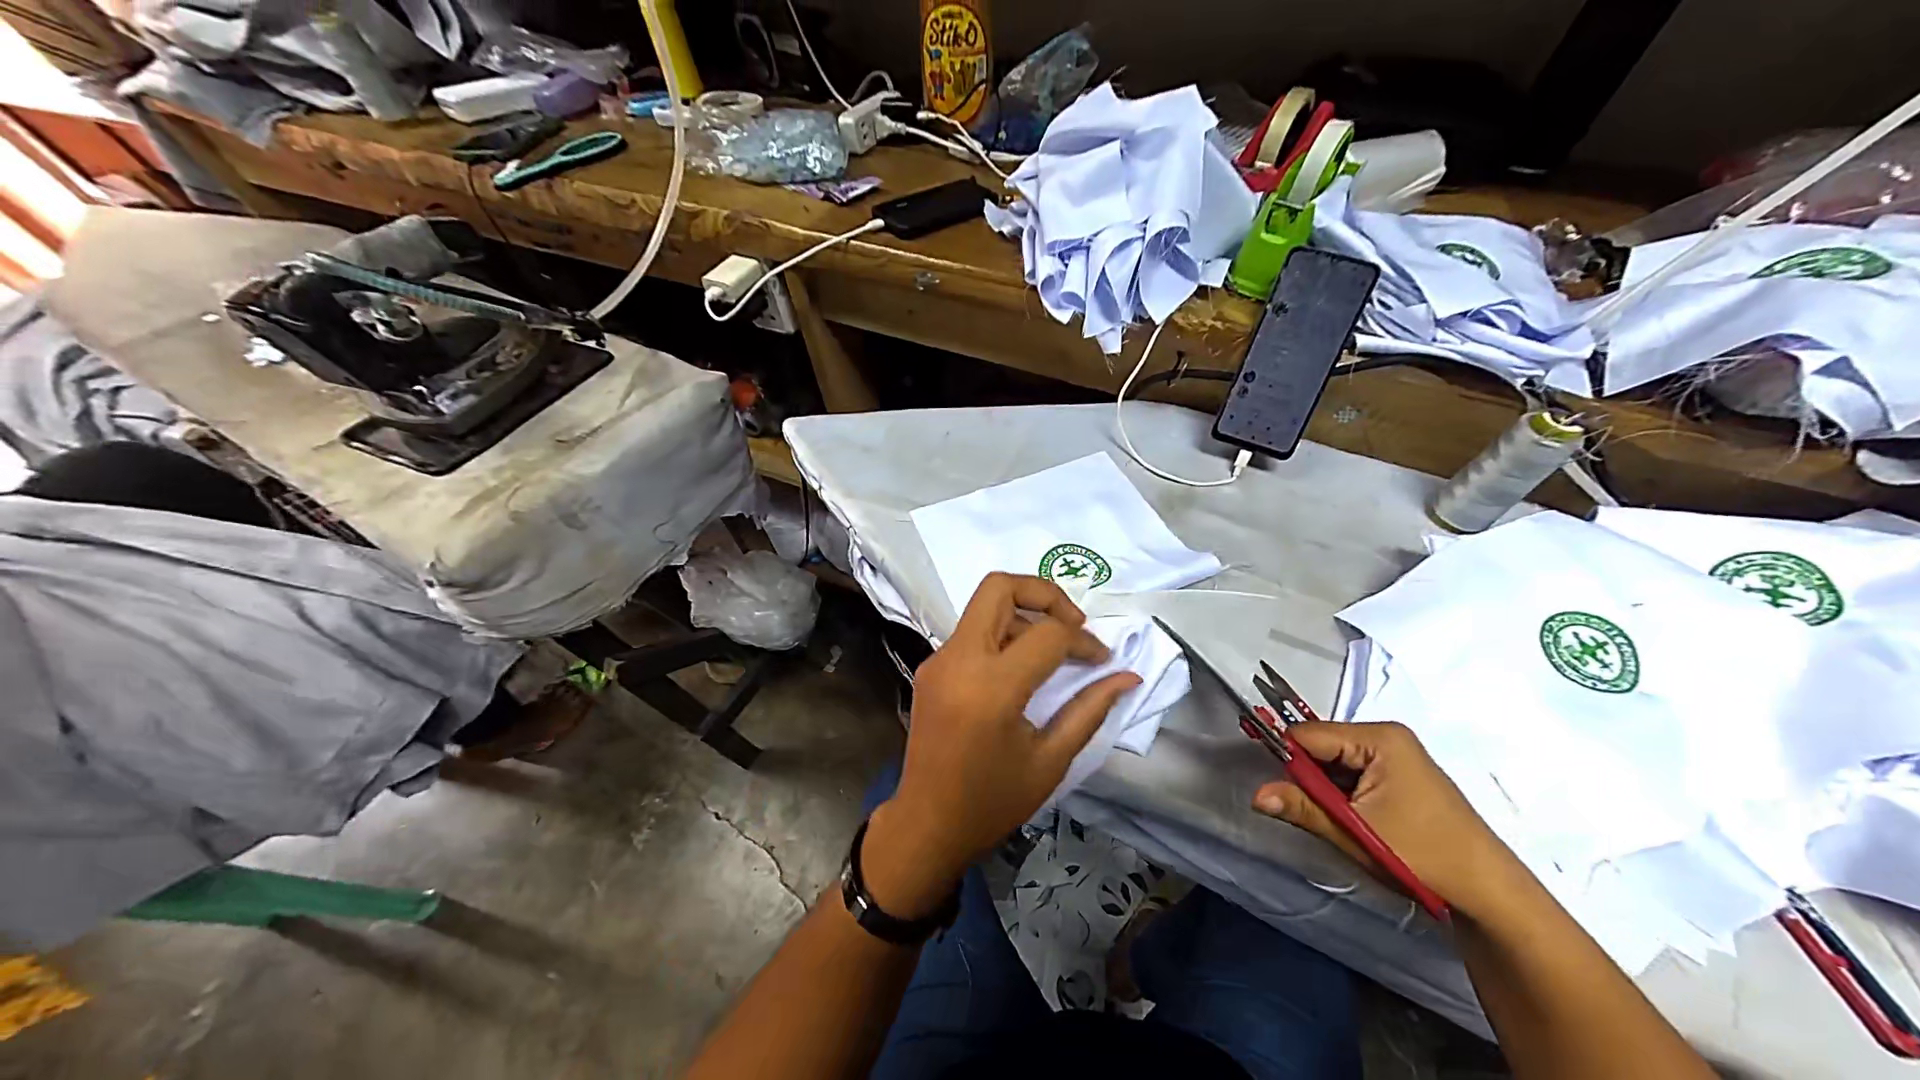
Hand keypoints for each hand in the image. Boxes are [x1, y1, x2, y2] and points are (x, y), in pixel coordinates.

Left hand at [862, 574, 1140, 918]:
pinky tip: (1021, 668)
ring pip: (983, 606)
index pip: (1048, 634)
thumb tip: (1128, 677)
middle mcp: (959, 660)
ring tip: (1051, 652)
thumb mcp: (1051, 761)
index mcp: (992, 688)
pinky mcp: (930, 668)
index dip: (1084, 641)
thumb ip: (1090, 710)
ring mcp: (938, 660)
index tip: (1102, 660)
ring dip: (1022, 614)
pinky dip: (1001, 634)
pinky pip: (970, 632)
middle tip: (1073, 624)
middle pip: (999, 587)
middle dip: (1044, 593)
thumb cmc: (992, 801)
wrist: (927, 824)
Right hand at [1251, 721, 1528, 921]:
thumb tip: (1257, 795)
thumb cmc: (1423, 854)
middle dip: (1311, 779)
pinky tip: (1355, 821)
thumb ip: (1302, 807)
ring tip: (1342, 822)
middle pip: (1321, 746)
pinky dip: (1344, 795)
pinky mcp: (1400, 775)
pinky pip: (1354, 773)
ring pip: (1335, 762)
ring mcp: (1397, 755)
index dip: (1288, 761)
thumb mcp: (1354, 832)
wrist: (1489, 892)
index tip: (1281, 792)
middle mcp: (1387, 736)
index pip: (1308, 735)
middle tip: (1318, 814)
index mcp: (1379, 738)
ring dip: (1328, 791)